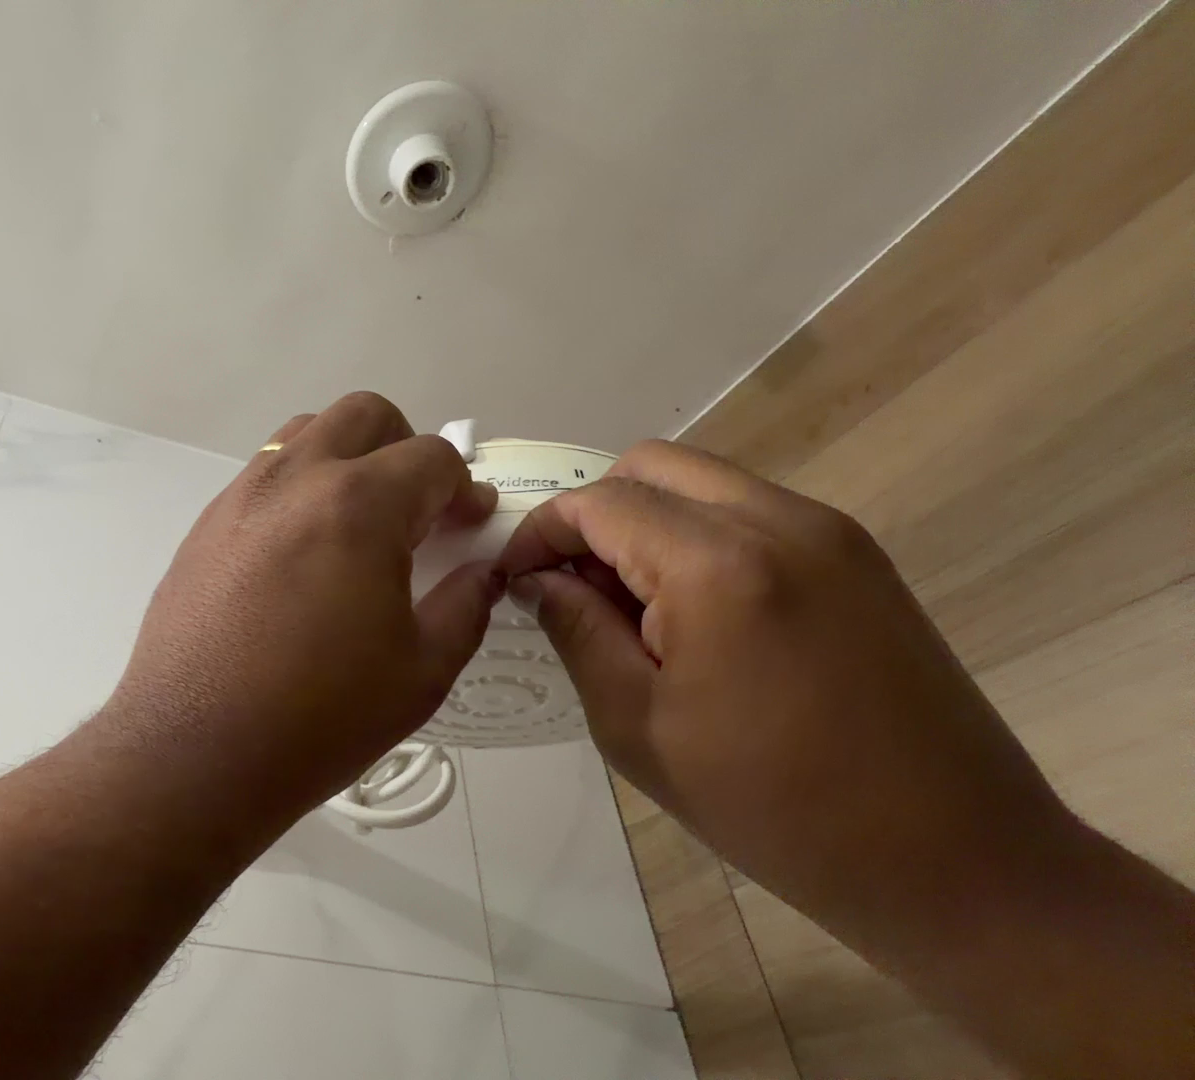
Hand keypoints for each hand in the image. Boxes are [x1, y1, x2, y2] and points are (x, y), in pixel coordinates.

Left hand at [100, 392, 499, 819]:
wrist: (193, 753)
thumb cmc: (318, 718)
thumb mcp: (420, 672)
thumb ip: (464, 606)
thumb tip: (481, 572)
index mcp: (357, 504)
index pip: (431, 457)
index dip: (464, 488)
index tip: (468, 524)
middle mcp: (293, 480)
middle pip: (363, 415)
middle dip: (404, 449)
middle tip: (415, 511)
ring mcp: (238, 497)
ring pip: (303, 436)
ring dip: (345, 461)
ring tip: (355, 528)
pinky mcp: (203, 527)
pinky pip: (262, 478)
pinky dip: (297, 493)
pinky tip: (299, 559)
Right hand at [497, 440, 1074, 918]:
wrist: (956, 860)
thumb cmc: (772, 806)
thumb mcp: (636, 726)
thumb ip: (576, 632)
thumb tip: (537, 581)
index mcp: (718, 565)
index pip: (599, 503)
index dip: (540, 533)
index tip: (514, 580)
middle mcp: (778, 521)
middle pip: (650, 467)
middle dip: (591, 513)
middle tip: (570, 584)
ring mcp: (830, 532)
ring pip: (702, 482)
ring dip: (645, 522)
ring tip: (628, 603)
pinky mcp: (859, 557)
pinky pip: (749, 512)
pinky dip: (697, 535)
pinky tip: (692, 612)